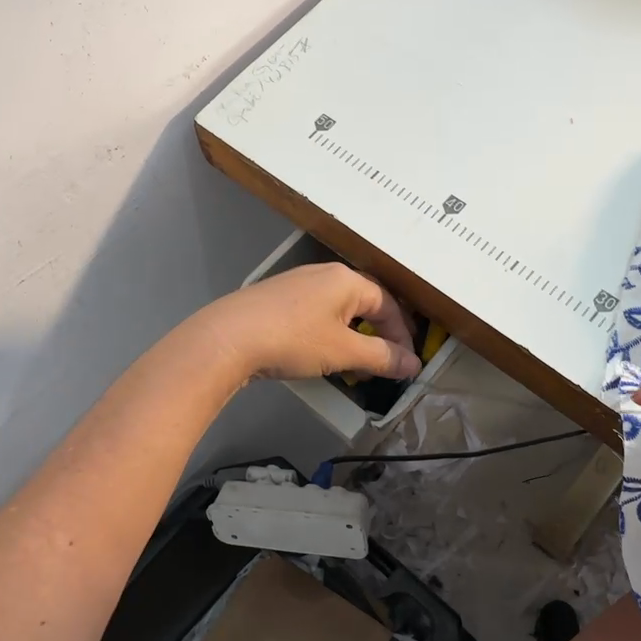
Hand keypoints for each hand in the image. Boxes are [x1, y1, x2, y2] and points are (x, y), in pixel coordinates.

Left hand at [192, 262, 421, 382]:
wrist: (228, 338)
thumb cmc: (294, 340)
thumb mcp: (344, 352)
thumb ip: (382, 357)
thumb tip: (413, 365)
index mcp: (347, 280)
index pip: (389, 304)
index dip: (402, 335)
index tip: (408, 364)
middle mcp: (325, 274)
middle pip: (365, 303)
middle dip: (380, 334)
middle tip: (387, 363)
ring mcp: (298, 284)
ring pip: (340, 309)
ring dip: (355, 336)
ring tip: (357, 363)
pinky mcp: (277, 299)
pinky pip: (317, 314)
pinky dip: (330, 334)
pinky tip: (322, 353)